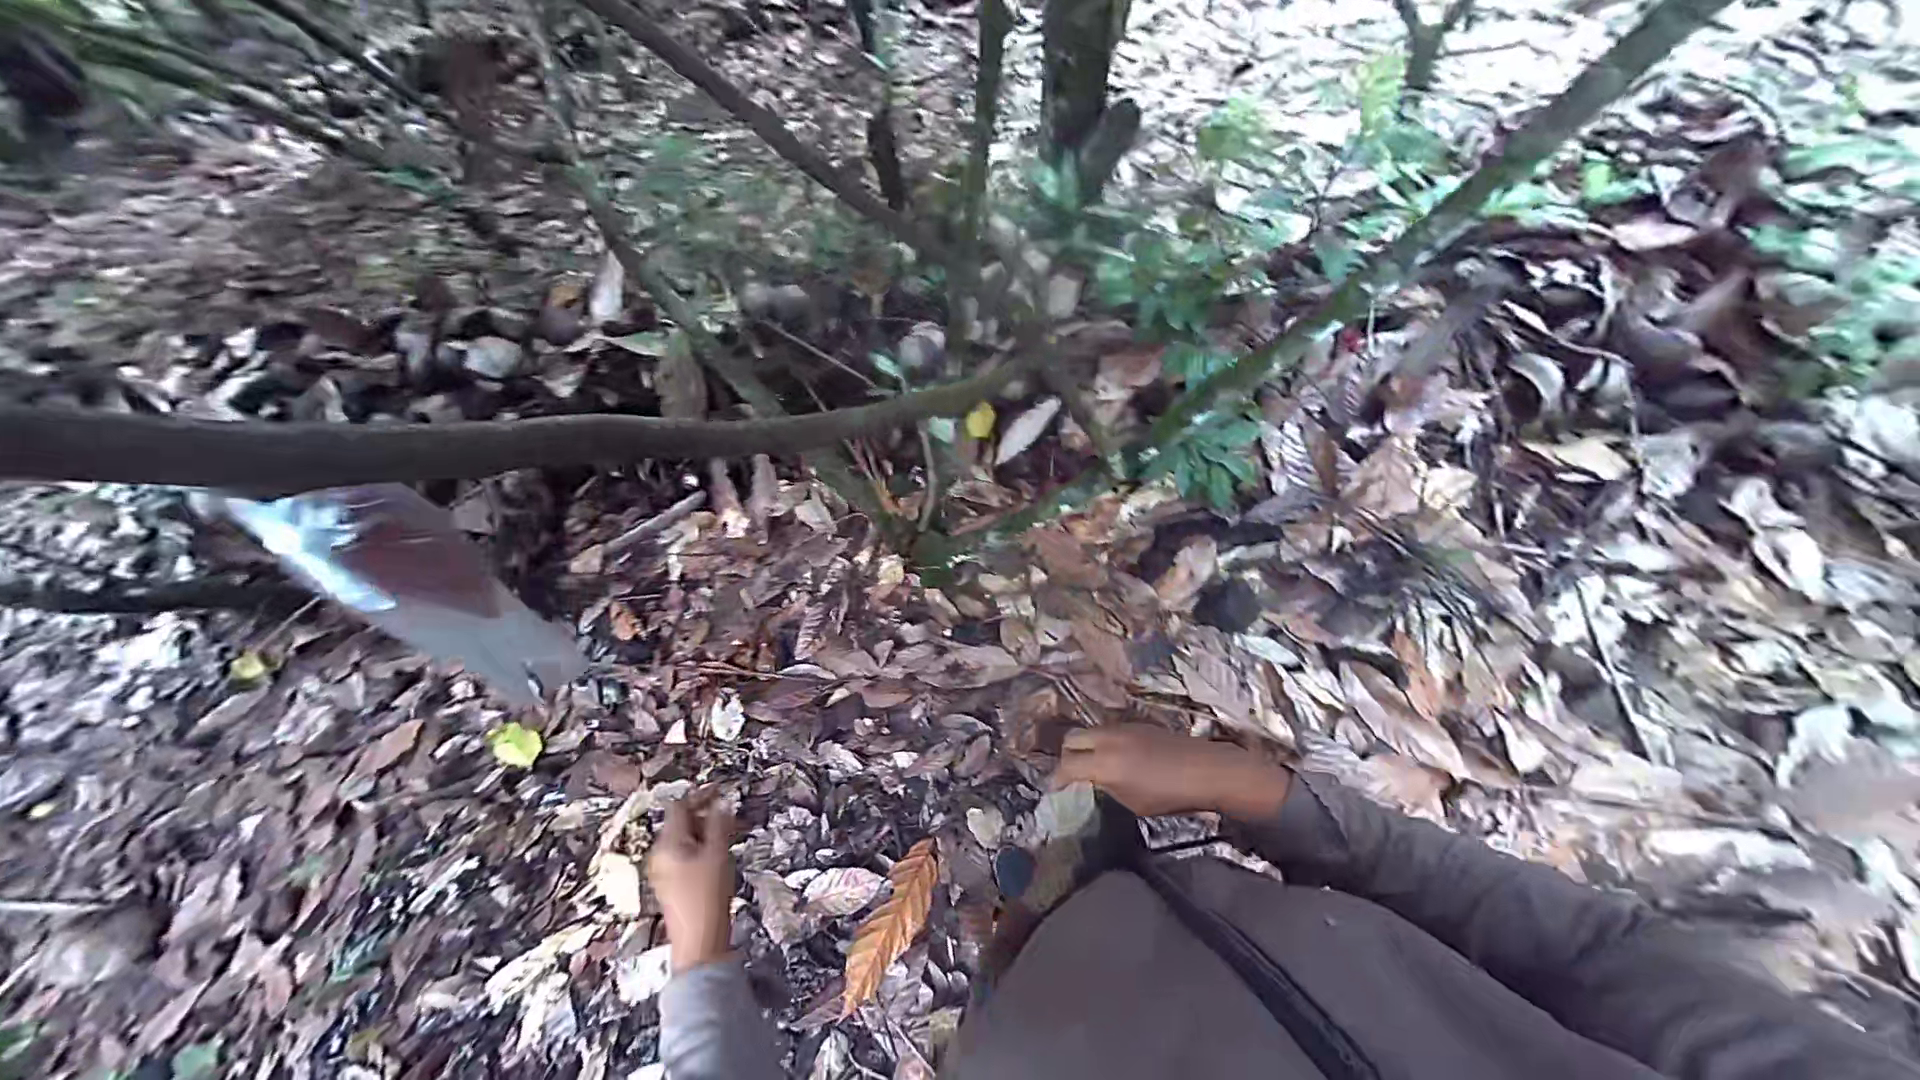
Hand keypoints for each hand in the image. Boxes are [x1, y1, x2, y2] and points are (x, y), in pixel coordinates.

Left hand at [648, 790, 737, 972]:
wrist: (700, 943)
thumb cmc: (707, 896)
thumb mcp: (718, 852)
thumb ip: (719, 823)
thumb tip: (721, 803)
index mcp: (666, 845)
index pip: (679, 807)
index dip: (701, 795)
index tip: (721, 790)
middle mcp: (660, 856)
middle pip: (681, 823)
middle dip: (706, 815)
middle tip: (731, 813)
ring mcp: (664, 872)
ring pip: (686, 840)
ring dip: (707, 831)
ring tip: (731, 832)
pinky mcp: (672, 885)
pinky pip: (686, 855)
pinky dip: (703, 847)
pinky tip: (720, 853)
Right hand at [1053, 725, 1291, 821]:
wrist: (1207, 770)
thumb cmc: (1172, 796)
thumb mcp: (1134, 803)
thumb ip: (1108, 787)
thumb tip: (1097, 780)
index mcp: (1104, 764)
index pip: (1066, 766)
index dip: (1057, 778)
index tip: (1055, 787)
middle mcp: (1107, 740)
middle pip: (1072, 739)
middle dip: (1066, 755)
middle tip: (1070, 772)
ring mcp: (1122, 728)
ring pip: (1090, 731)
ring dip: (1084, 746)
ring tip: (1091, 764)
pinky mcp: (1136, 724)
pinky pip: (1107, 730)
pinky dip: (1102, 741)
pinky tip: (1115, 757)